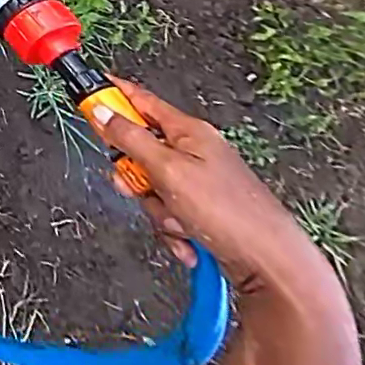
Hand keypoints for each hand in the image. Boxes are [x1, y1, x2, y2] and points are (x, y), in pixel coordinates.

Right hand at [93, 75, 329, 293]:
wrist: (276, 269)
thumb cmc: (231, 214)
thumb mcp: (168, 170)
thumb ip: (130, 139)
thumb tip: (103, 112)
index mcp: (188, 131)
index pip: (140, 100)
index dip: (113, 94)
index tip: (88, 94)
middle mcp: (195, 152)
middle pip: (141, 149)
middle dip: (134, 174)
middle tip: (135, 185)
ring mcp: (201, 182)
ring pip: (153, 185)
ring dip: (156, 208)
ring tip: (176, 221)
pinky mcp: (205, 211)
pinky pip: (169, 212)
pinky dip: (172, 228)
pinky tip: (187, 240)